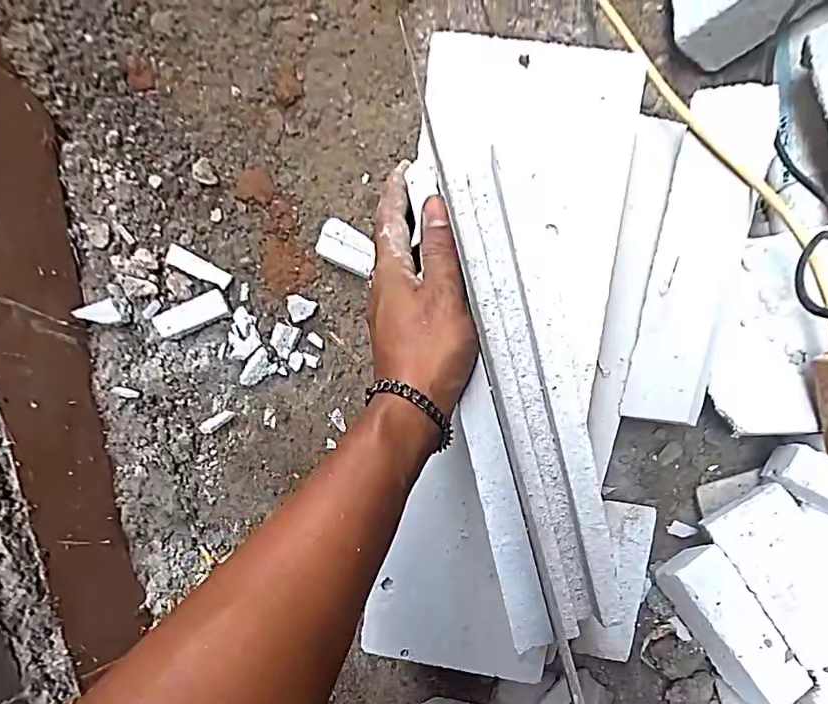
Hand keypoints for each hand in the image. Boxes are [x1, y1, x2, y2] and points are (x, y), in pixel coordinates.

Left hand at [368, 162, 477, 416]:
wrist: (412, 406)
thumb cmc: (426, 360)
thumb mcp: (445, 297)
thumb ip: (442, 253)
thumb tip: (435, 213)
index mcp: (390, 274)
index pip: (389, 218)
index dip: (398, 191)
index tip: (404, 173)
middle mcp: (383, 291)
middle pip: (392, 242)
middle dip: (404, 216)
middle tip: (415, 195)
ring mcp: (389, 314)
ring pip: (399, 269)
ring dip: (412, 247)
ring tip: (427, 235)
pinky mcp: (399, 334)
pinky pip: (407, 294)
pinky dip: (419, 279)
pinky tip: (433, 288)